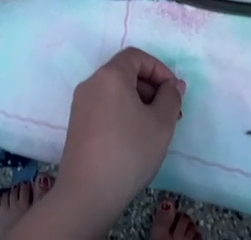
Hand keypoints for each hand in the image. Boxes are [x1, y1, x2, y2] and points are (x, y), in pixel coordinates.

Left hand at [21, 47, 185, 236]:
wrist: (87, 194)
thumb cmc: (128, 152)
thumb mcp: (161, 123)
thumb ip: (171, 98)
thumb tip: (173, 85)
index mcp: (110, 75)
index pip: (136, 57)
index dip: (159, 69)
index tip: (173, 92)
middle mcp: (91, 84)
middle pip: (125, 73)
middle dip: (151, 88)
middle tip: (170, 113)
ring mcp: (81, 105)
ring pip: (115, 92)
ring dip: (138, 102)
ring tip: (155, 129)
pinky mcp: (77, 125)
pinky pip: (105, 107)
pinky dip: (123, 113)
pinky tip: (134, 139)